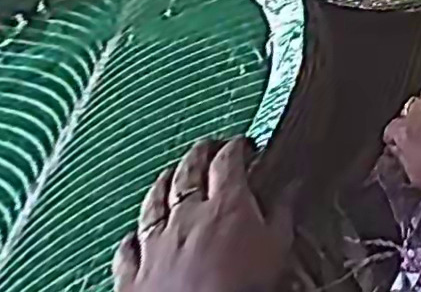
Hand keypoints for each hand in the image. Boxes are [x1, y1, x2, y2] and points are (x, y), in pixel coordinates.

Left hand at [113, 138, 296, 291]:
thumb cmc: (245, 284)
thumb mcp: (277, 244)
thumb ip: (283, 210)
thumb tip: (294, 184)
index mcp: (226, 204)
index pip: (228, 160)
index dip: (236, 145)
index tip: (245, 143)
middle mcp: (187, 217)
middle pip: (187, 174)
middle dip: (198, 154)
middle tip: (207, 145)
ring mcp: (155, 246)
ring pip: (152, 205)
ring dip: (162, 184)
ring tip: (169, 173)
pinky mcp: (131, 277)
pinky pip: (126, 249)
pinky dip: (132, 236)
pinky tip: (134, 233)